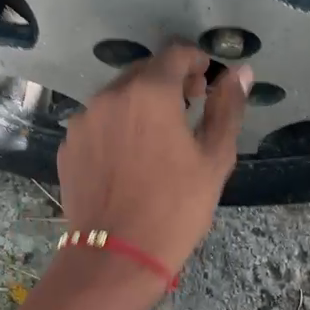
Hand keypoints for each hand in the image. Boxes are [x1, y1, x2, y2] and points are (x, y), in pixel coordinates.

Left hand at [55, 43, 250, 284]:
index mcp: (150, 92)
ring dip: (140, 107)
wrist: (117, 256)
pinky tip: (129, 163)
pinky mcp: (69, 146)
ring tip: (157, 142)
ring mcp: (83, 121)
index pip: (175, 53)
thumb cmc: (176, 208)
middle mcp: (110, 96)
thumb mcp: (214, 159)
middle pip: (143, 72)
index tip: (206, 84)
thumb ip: (227, 108)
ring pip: (117, 98)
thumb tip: (241, 72)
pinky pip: (98, 124)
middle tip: (188, 112)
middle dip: (168, 84)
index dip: (196, 62)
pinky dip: (116, 130)